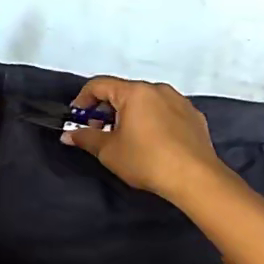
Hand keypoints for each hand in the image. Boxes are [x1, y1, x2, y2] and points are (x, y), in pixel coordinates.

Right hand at [60, 76, 228, 200]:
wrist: (196, 179)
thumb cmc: (146, 160)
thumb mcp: (108, 151)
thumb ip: (86, 138)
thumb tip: (68, 135)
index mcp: (134, 92)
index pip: (99, 85)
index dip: (83, 99)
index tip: (76, 117)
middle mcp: (158, 89)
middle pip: (123, 92)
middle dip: (106, 109)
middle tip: (99, 131)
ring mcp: (179, 101)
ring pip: (146, 101)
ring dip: (130, 114)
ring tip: (125, 137)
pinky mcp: (194, 116)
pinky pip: (165, 111)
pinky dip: (152, 120)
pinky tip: (152, 142)